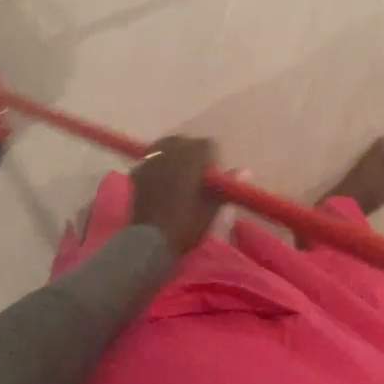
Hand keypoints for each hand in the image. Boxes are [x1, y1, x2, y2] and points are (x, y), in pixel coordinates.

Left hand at [129, 136, 223, 254]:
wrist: (150, 241)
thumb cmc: (186, 224)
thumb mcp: (212, 208)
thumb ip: (226, 185)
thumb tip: (246, 170)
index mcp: (193, 156)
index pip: (208, 145)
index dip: (213, 159)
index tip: (212, 177)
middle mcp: (171, 151)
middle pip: (186, 142)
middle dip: (193, 154)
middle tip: (196, 177)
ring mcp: (151, 159)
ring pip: (167, 145)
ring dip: (174, 155)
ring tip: (177, 175)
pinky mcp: (137, 171)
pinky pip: (151, 158)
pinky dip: (158, 164)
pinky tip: (160, 181)